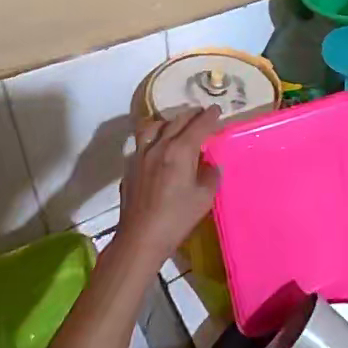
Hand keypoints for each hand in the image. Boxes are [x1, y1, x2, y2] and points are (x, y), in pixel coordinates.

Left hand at [115, 105, 223, 264]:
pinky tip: (158, 147)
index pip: (198, 125)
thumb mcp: (204, 198)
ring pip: (154, 126)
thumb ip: (210, 175)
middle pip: (176, 121)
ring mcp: (140, 154)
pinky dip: (154, 136)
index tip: (217, 110)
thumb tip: (210, 165)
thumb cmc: (177, 218)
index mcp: (179, 150)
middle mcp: (158, 146)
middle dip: (191, 115)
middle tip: (202, 115)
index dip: (210, 116)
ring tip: (176, 125)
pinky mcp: (130, 166)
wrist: (141, 237)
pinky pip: (143, 141)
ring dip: (168, 121)